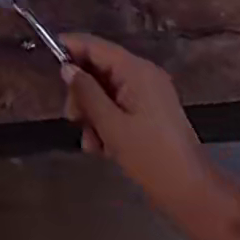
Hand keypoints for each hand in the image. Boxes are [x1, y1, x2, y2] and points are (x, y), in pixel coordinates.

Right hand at [60, 33, 214, 214]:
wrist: (191, 193)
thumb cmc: (150, 157)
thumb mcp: (111, 125)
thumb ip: (86, 93)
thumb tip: (67, 68)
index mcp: (136, 70)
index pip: (97, 46)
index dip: (72, 47)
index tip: (48, 52)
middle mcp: (144, 74)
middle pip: (100, 69)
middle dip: (82, 92)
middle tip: (72, 118)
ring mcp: (149, 94)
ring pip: (107, 91)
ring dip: (92, 113)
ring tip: (90, 142)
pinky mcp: (151, 112)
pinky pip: (120, 106)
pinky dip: (107, 121)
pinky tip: (101, 147)